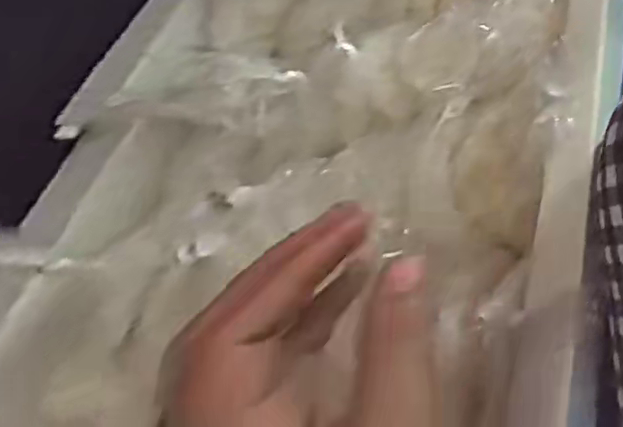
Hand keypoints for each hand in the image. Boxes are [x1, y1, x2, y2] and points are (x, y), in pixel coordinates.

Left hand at [164, 203, 436, 426]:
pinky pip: (261, 365)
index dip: (289, 266)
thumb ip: (397, 340)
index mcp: (229, 426)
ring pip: (236, 349)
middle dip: (286, 267)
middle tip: (354, 218)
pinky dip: (303, 318)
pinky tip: (349, 294)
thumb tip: (405, 260)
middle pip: (217, 335)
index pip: (228, 332)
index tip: (360, 218)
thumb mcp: (398, 419)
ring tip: (357, 244)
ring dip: (295, 287)